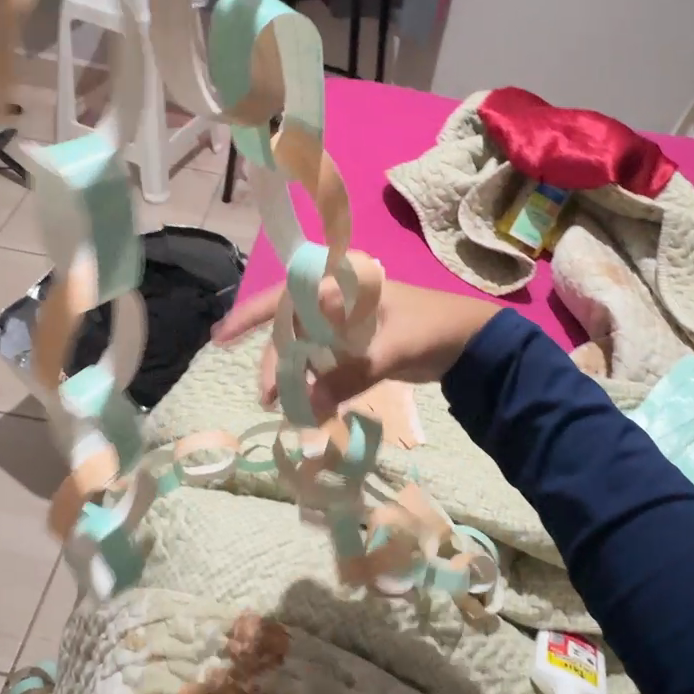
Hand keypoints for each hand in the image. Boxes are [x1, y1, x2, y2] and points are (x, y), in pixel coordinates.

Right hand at [212, 278, 500, 418]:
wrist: (472, 344)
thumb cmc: (434, 329)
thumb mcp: (393, 349)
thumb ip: (352, 374)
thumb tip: (310, 406)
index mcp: (344, 286)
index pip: (287, 297)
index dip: (250, 315)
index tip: (220, 339)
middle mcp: (339, 301)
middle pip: (291, 329)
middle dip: (275, 361)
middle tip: (267, 397)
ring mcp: (347, 326)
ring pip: (305, 349)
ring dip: (293, 376)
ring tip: (285, 406)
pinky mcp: (357, 348)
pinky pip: (324, 363)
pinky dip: (315, 383)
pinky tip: (310, 404)